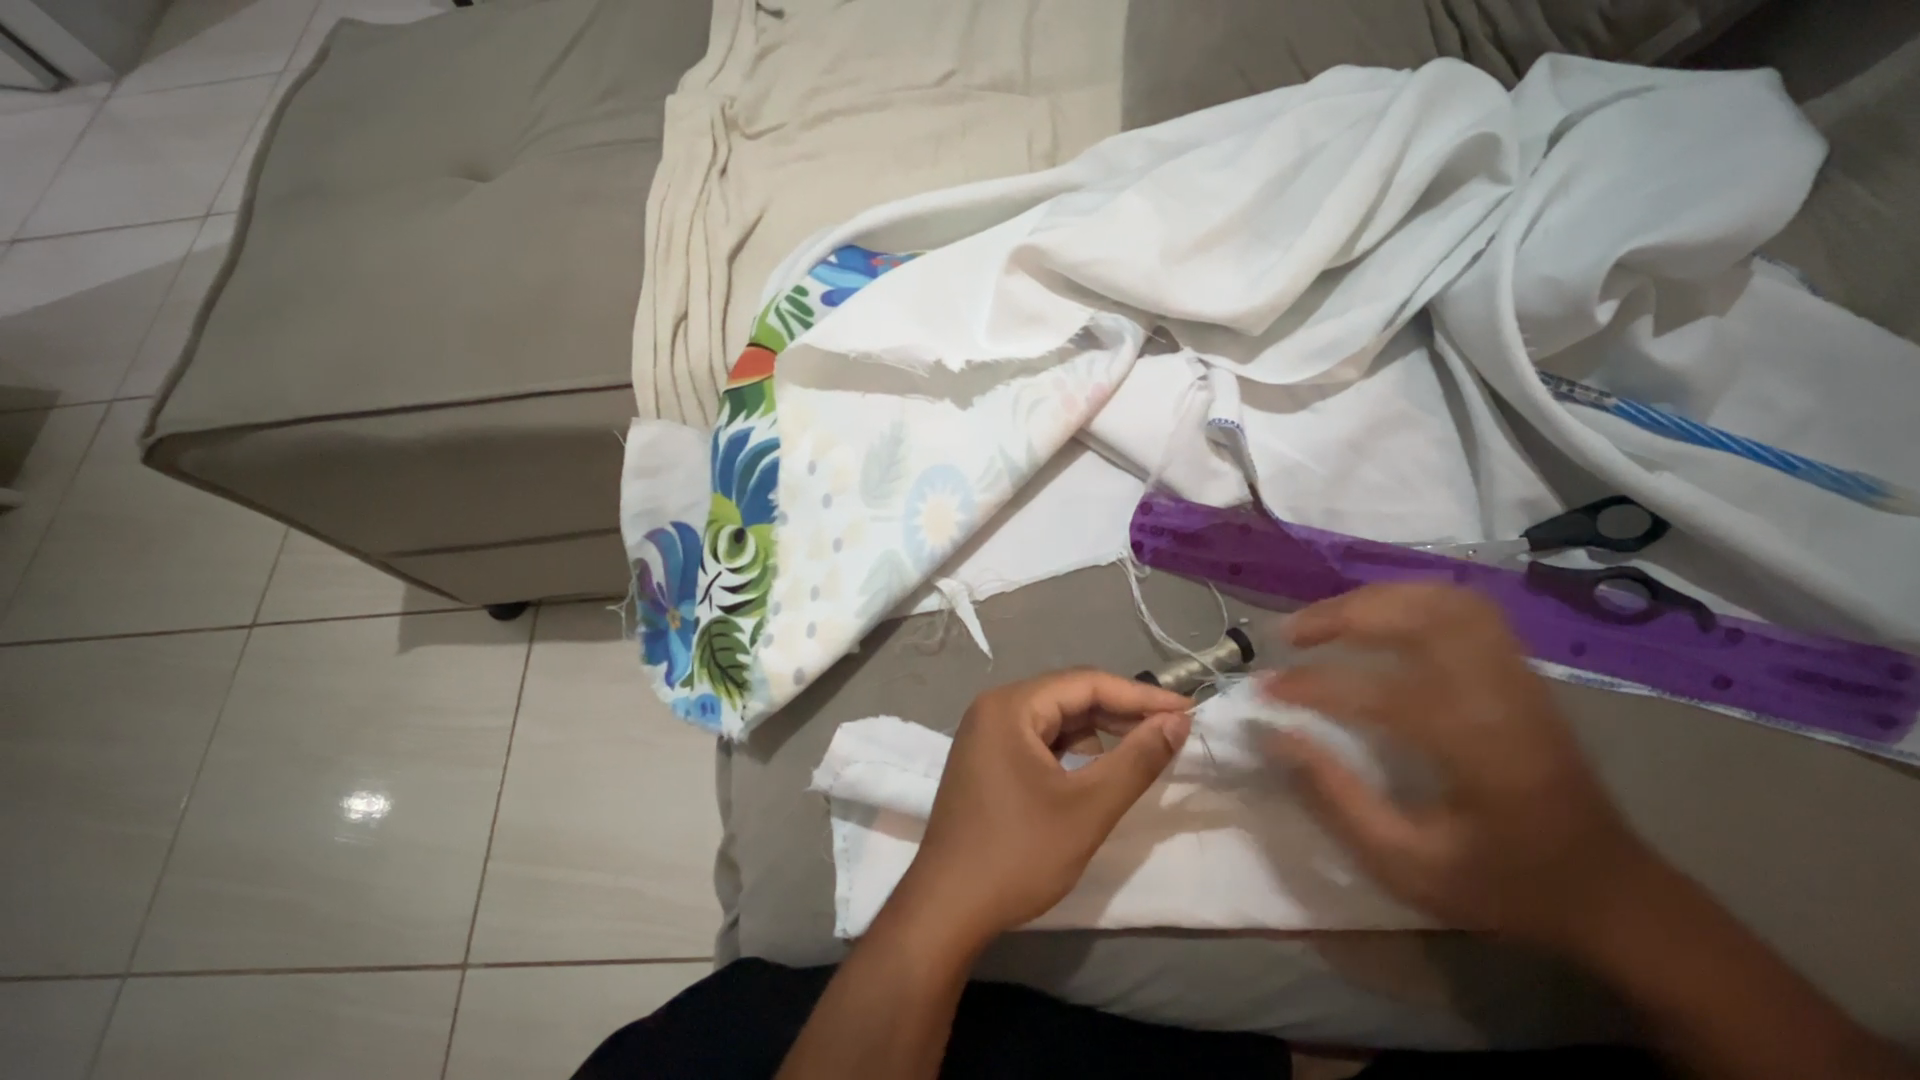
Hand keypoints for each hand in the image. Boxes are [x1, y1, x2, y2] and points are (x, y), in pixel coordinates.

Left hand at [897, 670, 1192, 947]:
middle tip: (1173, 731)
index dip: (1141, 696)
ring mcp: (985, 738)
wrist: (947, 909)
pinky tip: (1098, 774)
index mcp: (1010, 707)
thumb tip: (1177, 721)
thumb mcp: (1088, 808)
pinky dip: (1073, 754)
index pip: (1086, 683)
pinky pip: (1039, 743)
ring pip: (1055, 721)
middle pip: (1069, 697)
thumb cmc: (1018, 853)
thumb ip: (1137, 760)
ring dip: (1099, 735)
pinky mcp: (986, 764)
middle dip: (1122, 713)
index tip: (1188, 711)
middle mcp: (993, 710)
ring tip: (1143, 753)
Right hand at [1264, 584, 1656, 949]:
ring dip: (1377, 600)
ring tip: (1327, 620)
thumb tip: (1277, 736)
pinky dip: (1412, 602)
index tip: (1264, 691)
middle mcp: (1501, 697)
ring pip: (1445, 601)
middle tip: (1289, 635)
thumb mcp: (1406, 865)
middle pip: (1419, 618)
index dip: (1311, 685)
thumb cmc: (1500, 884)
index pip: (1378, 692)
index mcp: (1476, 750)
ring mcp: (1518, 677)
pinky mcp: (1523, 673)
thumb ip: (1337, 798)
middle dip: (1343, 615)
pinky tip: (1379, 621)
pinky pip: (1467, 611)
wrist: (1605, 889)